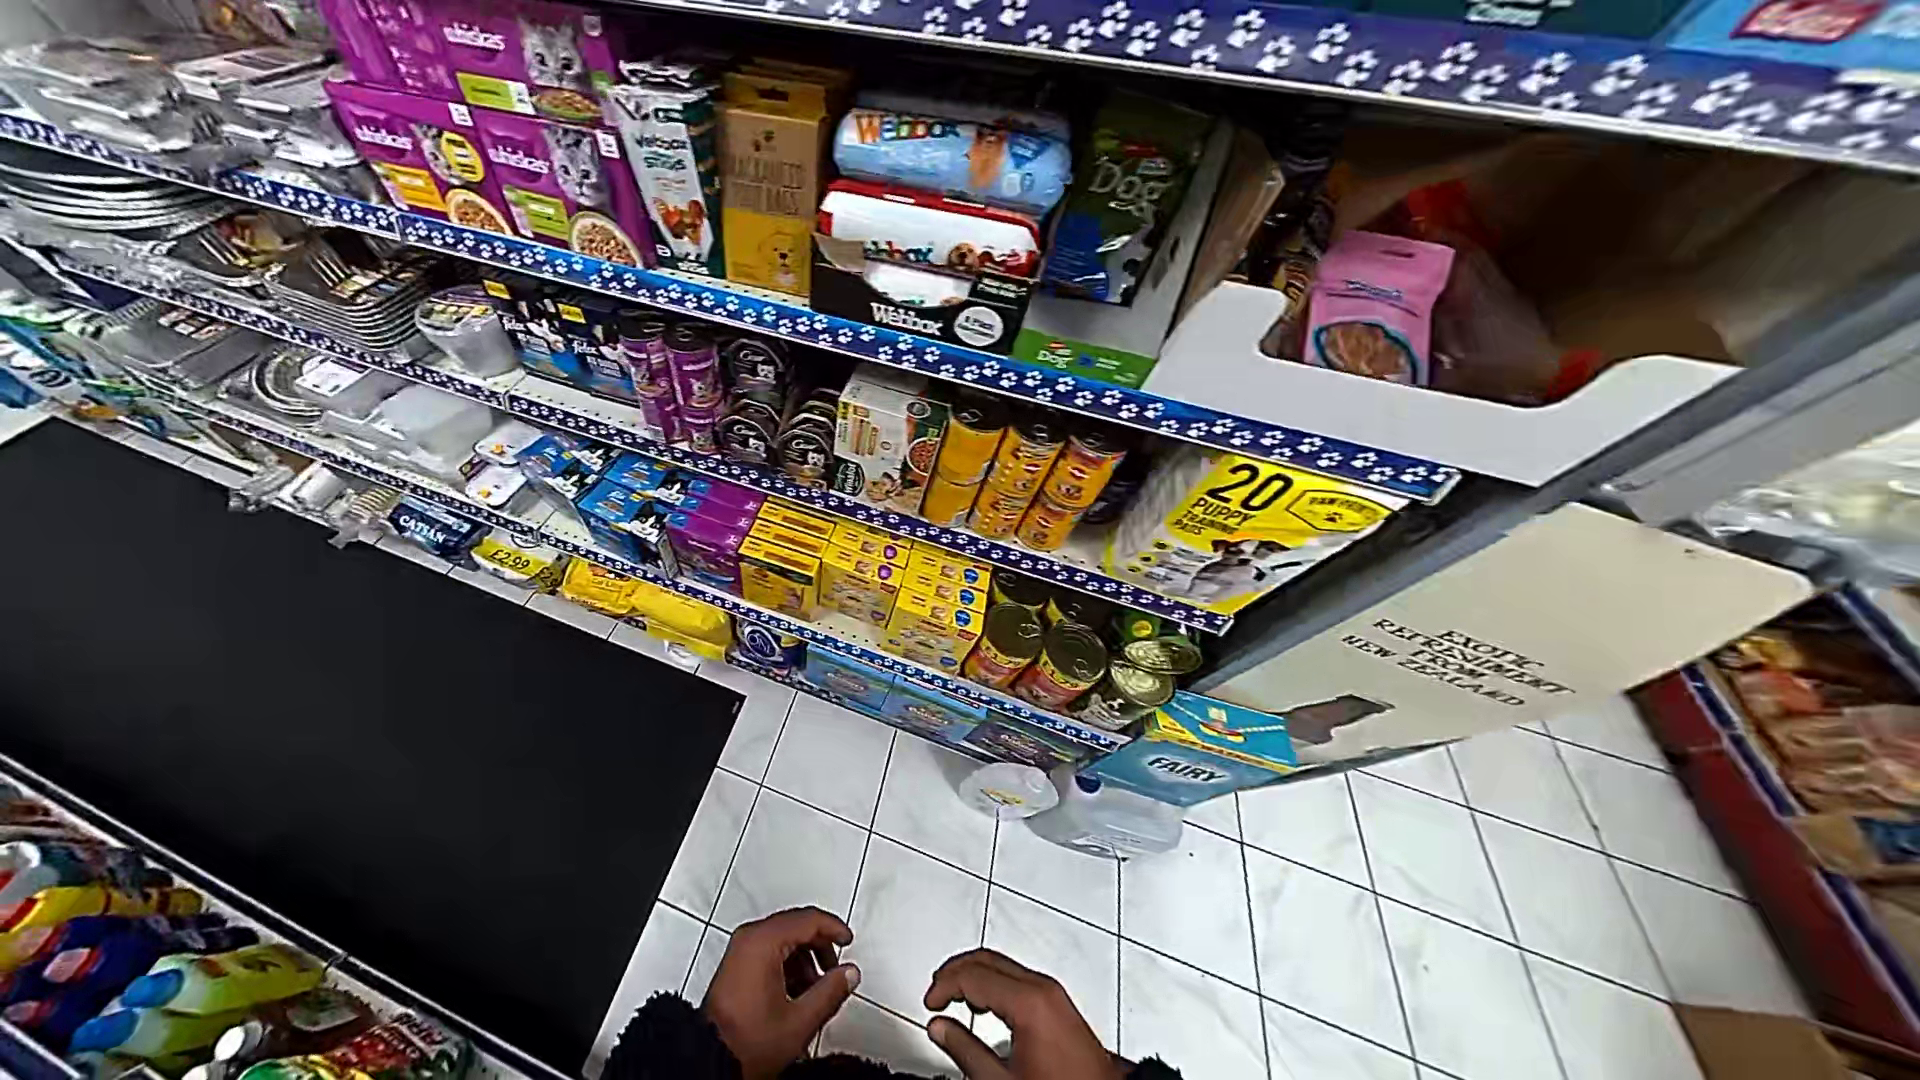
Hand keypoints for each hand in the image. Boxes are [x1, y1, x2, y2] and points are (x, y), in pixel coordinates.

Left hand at [703, 907, 860, 1079]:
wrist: (705, 1064)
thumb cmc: (743, 1044)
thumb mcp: (799, 1021)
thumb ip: (831, 991)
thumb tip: (849, 974)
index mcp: (763, 941)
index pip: (808, 919)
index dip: (833, 928)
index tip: (847, 939)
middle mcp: (748, 939)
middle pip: (796, 926)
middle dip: (819, 946)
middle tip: (834, 966)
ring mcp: (739, 952)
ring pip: (783, 939)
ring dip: (804, 958)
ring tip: (816, 988)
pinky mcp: (735, 966)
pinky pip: (769, 951)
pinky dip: (788, 964)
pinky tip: (796, 992)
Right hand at [923, 949, 1123, 1079]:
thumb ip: (966, 1052)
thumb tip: (940, 1027)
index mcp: (1028, 1001)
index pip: (973, 975)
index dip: (944, 985)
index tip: (930, 1001)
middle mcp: (1041, 986)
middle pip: (987, 958)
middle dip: (956, 970)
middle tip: (935, 990)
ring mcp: (1051, 991)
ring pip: (1002, 964)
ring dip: (974, 974)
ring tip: (952, 996)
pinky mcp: (1056, 1000)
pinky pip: (1017, 976)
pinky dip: (993, 981)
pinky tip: (983, 1004)